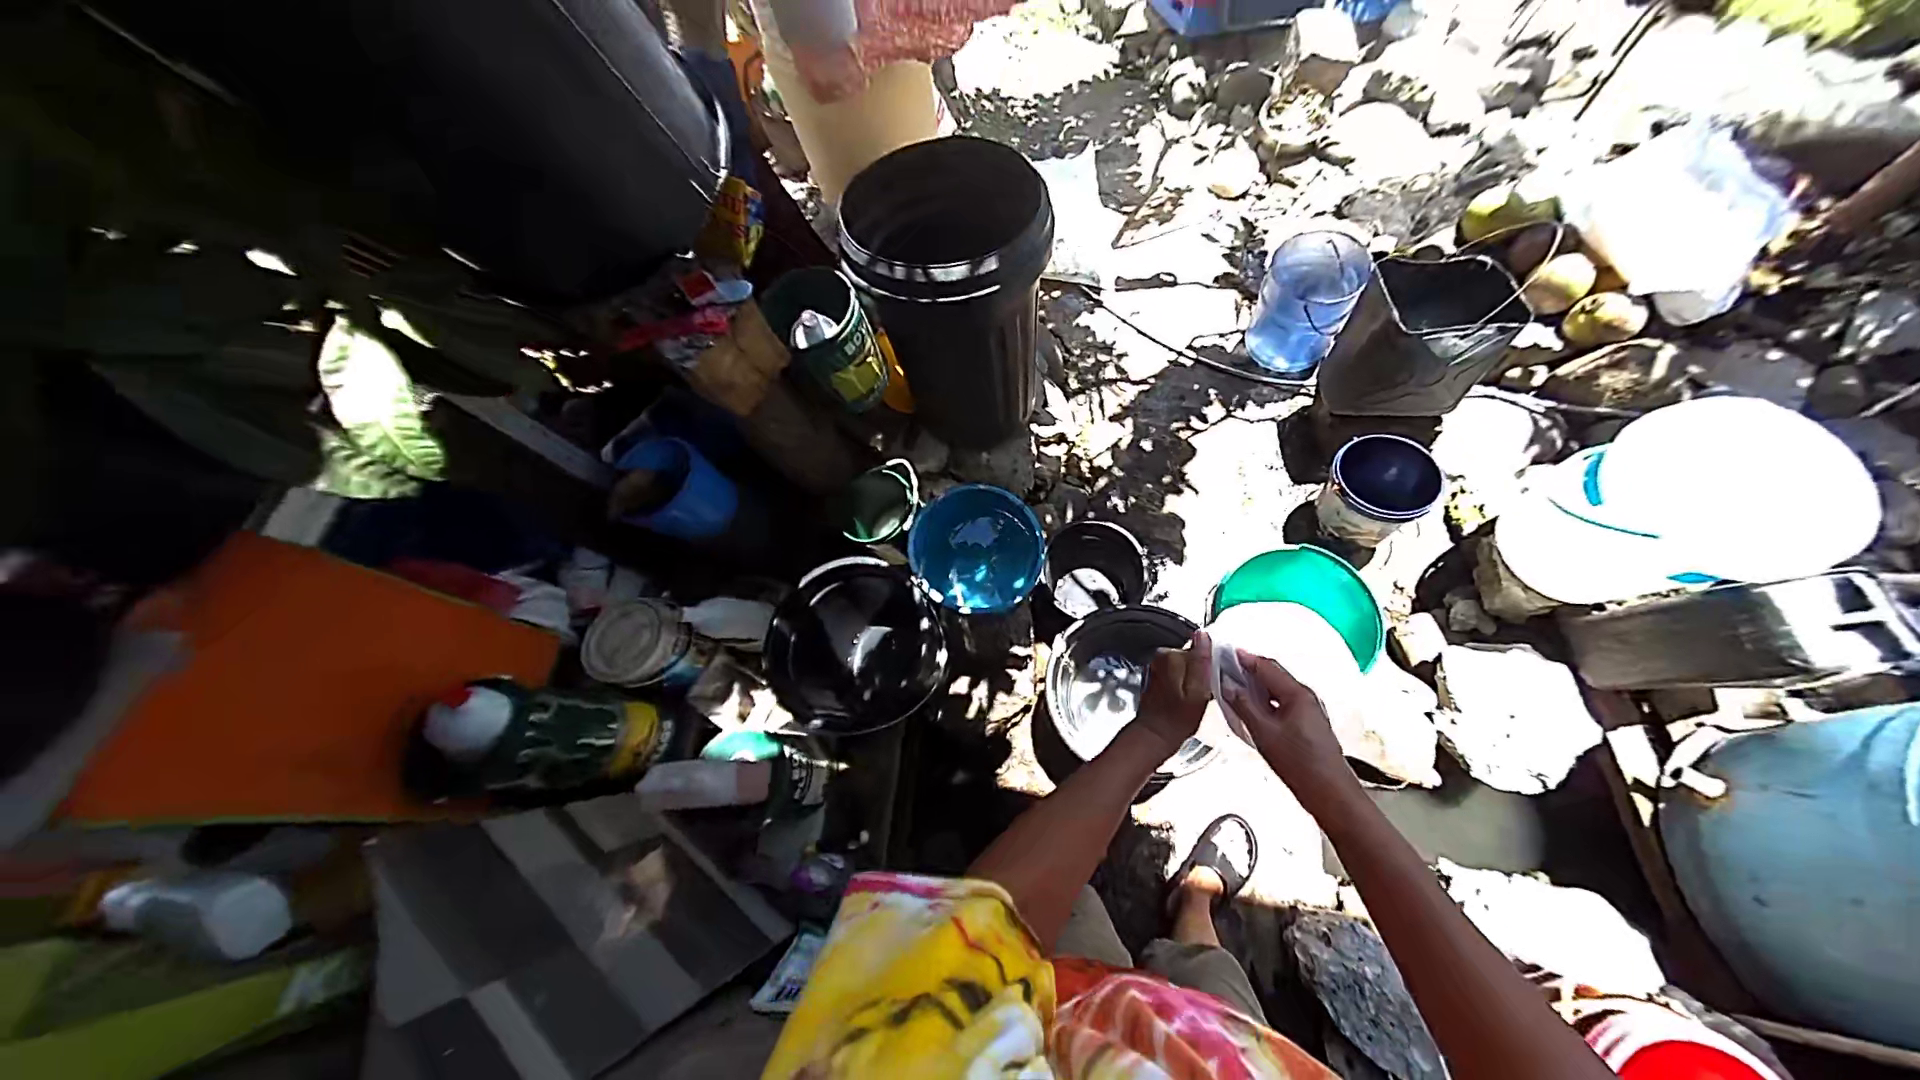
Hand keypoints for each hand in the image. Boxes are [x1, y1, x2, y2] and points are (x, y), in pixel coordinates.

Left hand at [1134, 630, 1211, 755]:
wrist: (1156, 734)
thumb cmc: (1176, 718)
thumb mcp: (1198, 690)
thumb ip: (1201, 660)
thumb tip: (1203, 636)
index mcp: (1172, 656)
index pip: (1200, 647)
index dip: (1210, 663)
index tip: (1213, 677)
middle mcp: (1161, 658)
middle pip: (1192, 655)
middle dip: (1201, 670)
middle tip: (1204, 690)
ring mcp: (1157, 667)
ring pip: (1185, 665)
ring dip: (1192, 677)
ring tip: (1195, 696)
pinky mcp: (1157, 677)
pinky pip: (1177, 674)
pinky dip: (1183, 683)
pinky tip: (1186, 697)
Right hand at [1219, 649, 1356, 806]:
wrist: (1329, 793)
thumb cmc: (1302, 764)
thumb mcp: (1263, 732)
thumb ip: (1243, 705)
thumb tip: (1230, 688)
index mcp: (1297, 694)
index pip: (1267, 666)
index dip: (1245, 659)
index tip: (1228, 653)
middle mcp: (1306, 699)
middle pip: (1274, 676)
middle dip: (1251, 670)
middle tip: (1229, 669)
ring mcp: (1309, 712)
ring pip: (1278, 690)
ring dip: (1257, 686)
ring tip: (1237, 689)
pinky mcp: (1308, 725)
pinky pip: (1283, 703)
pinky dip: (1266, 701)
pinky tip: (1255, 710)